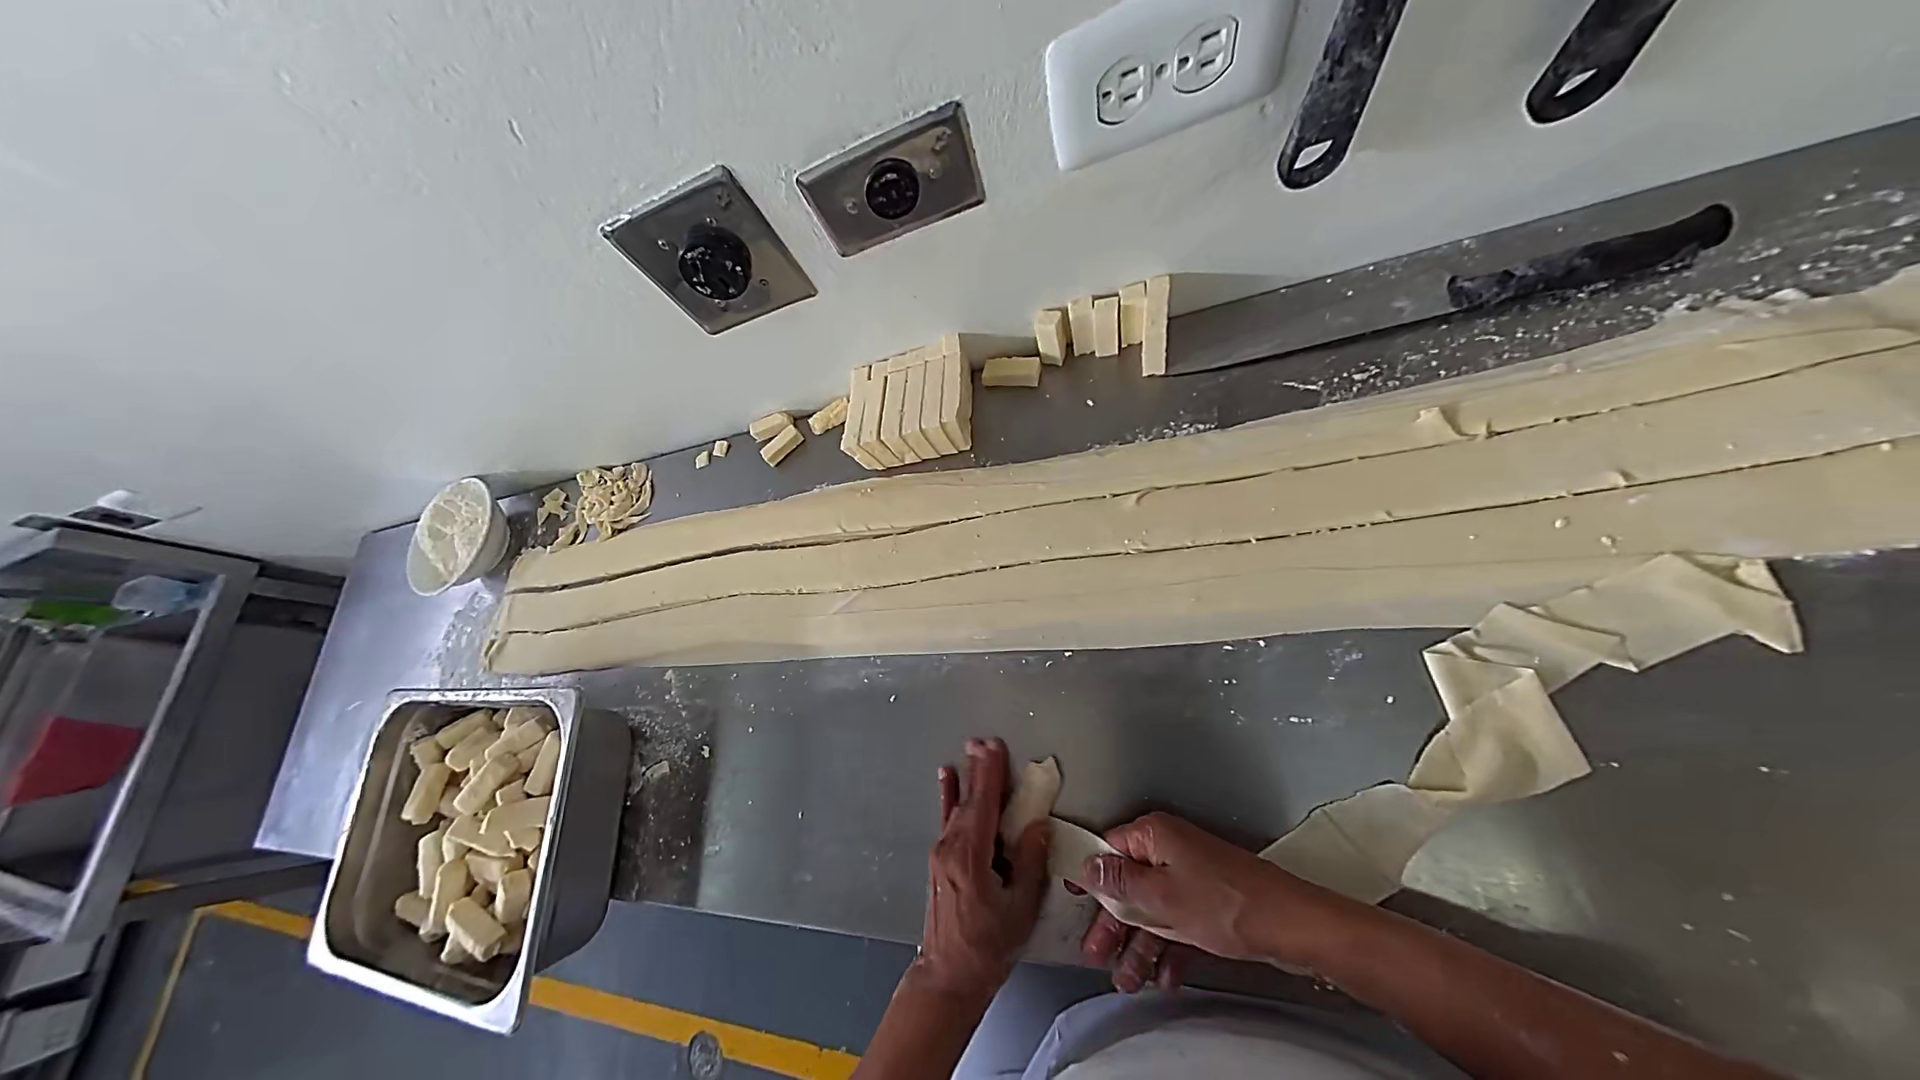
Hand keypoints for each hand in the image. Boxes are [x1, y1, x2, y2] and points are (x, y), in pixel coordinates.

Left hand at [913, 738, 1048, 1001]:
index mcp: (971, 857)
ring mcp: (941, 852)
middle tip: (985, 741)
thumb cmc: (987, 947)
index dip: (991, 773)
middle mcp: (950, 848)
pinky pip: (946, 819)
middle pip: (970, 799)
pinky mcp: (939, 859)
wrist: (949, 974)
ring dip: (969, 779)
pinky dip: (949, 797)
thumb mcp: (1020, 908)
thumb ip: (1029, 863)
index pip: (984, 804)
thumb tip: (1037, 827)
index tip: (995, 748)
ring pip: (958, 807)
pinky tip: (948, 780)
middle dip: (980, 768)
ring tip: (973, 751)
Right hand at [1072, 812, 1334, 966]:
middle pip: (1127, 883)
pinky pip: (1177, 921)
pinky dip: (1168, 947)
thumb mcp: (1160, 897)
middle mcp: (1170, 849)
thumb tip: (1088, 866)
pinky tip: (1163, 975)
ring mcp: (1191, 874)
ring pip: (1152, 908)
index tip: (1071, 896)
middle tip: (1097, 951)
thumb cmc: (1230, 904)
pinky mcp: (1209, 899)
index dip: (1088, 876)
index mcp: (1155, 835)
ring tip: (1128, 978)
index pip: (1107, 848)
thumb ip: (1118, 882)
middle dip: (1112, 923)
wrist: (1292, 925)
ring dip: (1138, 944)